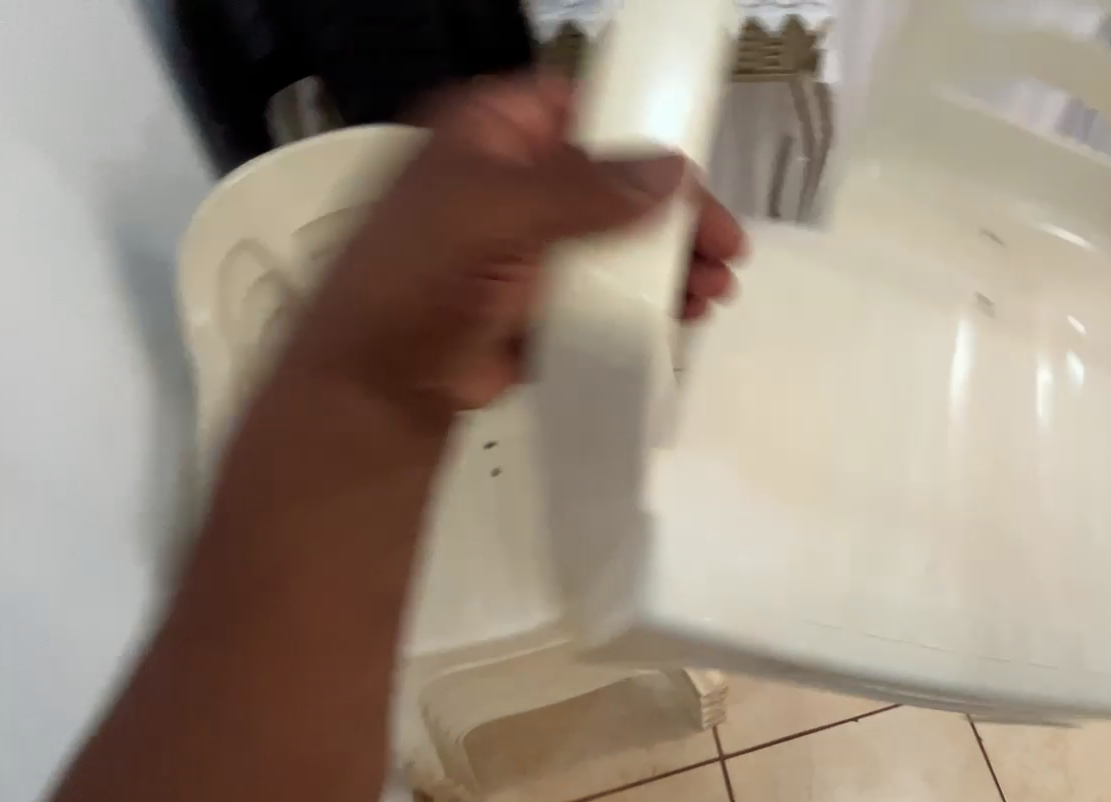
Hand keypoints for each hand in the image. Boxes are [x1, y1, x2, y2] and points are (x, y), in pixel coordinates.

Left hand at [285, 71, 745, 418]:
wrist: (387, 382)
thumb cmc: (419, 283)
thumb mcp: (496, 216)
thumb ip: (584, 191)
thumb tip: (670, 172)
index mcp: (493, 139)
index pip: (579, 110)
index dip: (638, 130)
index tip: (689, 167)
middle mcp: (521, 187)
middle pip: (618, 186)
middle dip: (675, 217)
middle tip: (723, 247)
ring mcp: (539, 250)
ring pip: (623, 244)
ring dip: (673, 265)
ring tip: (712, 290)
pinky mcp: (553, 304)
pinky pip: (615, 293)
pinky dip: (652, 304)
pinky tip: (683, 315)